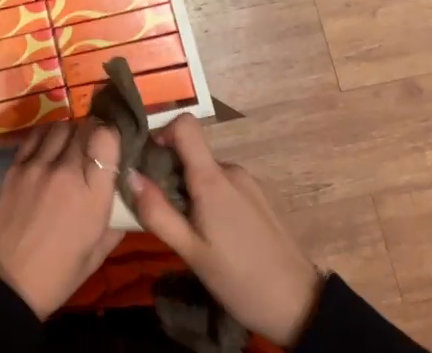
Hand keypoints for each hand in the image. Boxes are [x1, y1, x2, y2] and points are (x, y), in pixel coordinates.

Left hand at [0, 120, 125, 317]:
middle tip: (94, 145)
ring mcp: (37, 166)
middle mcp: (66, 172)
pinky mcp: (14, 166)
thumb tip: (124, 194)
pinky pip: (34, 136)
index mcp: (92, 195)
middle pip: (83, 128)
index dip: (111, 135)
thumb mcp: (99, 251)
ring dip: (69, 132)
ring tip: (71, 146)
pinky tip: (48, 148)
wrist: (9, 281)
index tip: (112, 143)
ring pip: (59, 127)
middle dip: (92, 132)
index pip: (106, 137)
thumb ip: (115, 218)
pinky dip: (45, 136)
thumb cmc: (60, 273)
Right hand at [128, 114, 322, 344]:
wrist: (301, 306)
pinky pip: (224, 186)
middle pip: (192, 154)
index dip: (162, 133)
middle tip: (164, 212)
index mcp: (213, 179)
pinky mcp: (259, 199)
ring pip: (206, 173)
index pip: (185, 125)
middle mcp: (231, 170)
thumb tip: (129, 174)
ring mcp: (248, 184)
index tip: (148, 162)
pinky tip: (214, 236)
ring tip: (189, 231)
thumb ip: (158, 212)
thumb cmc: (240, 279)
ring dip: (190, 191)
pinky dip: (209, 200)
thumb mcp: (191, 252)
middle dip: (171, 174)